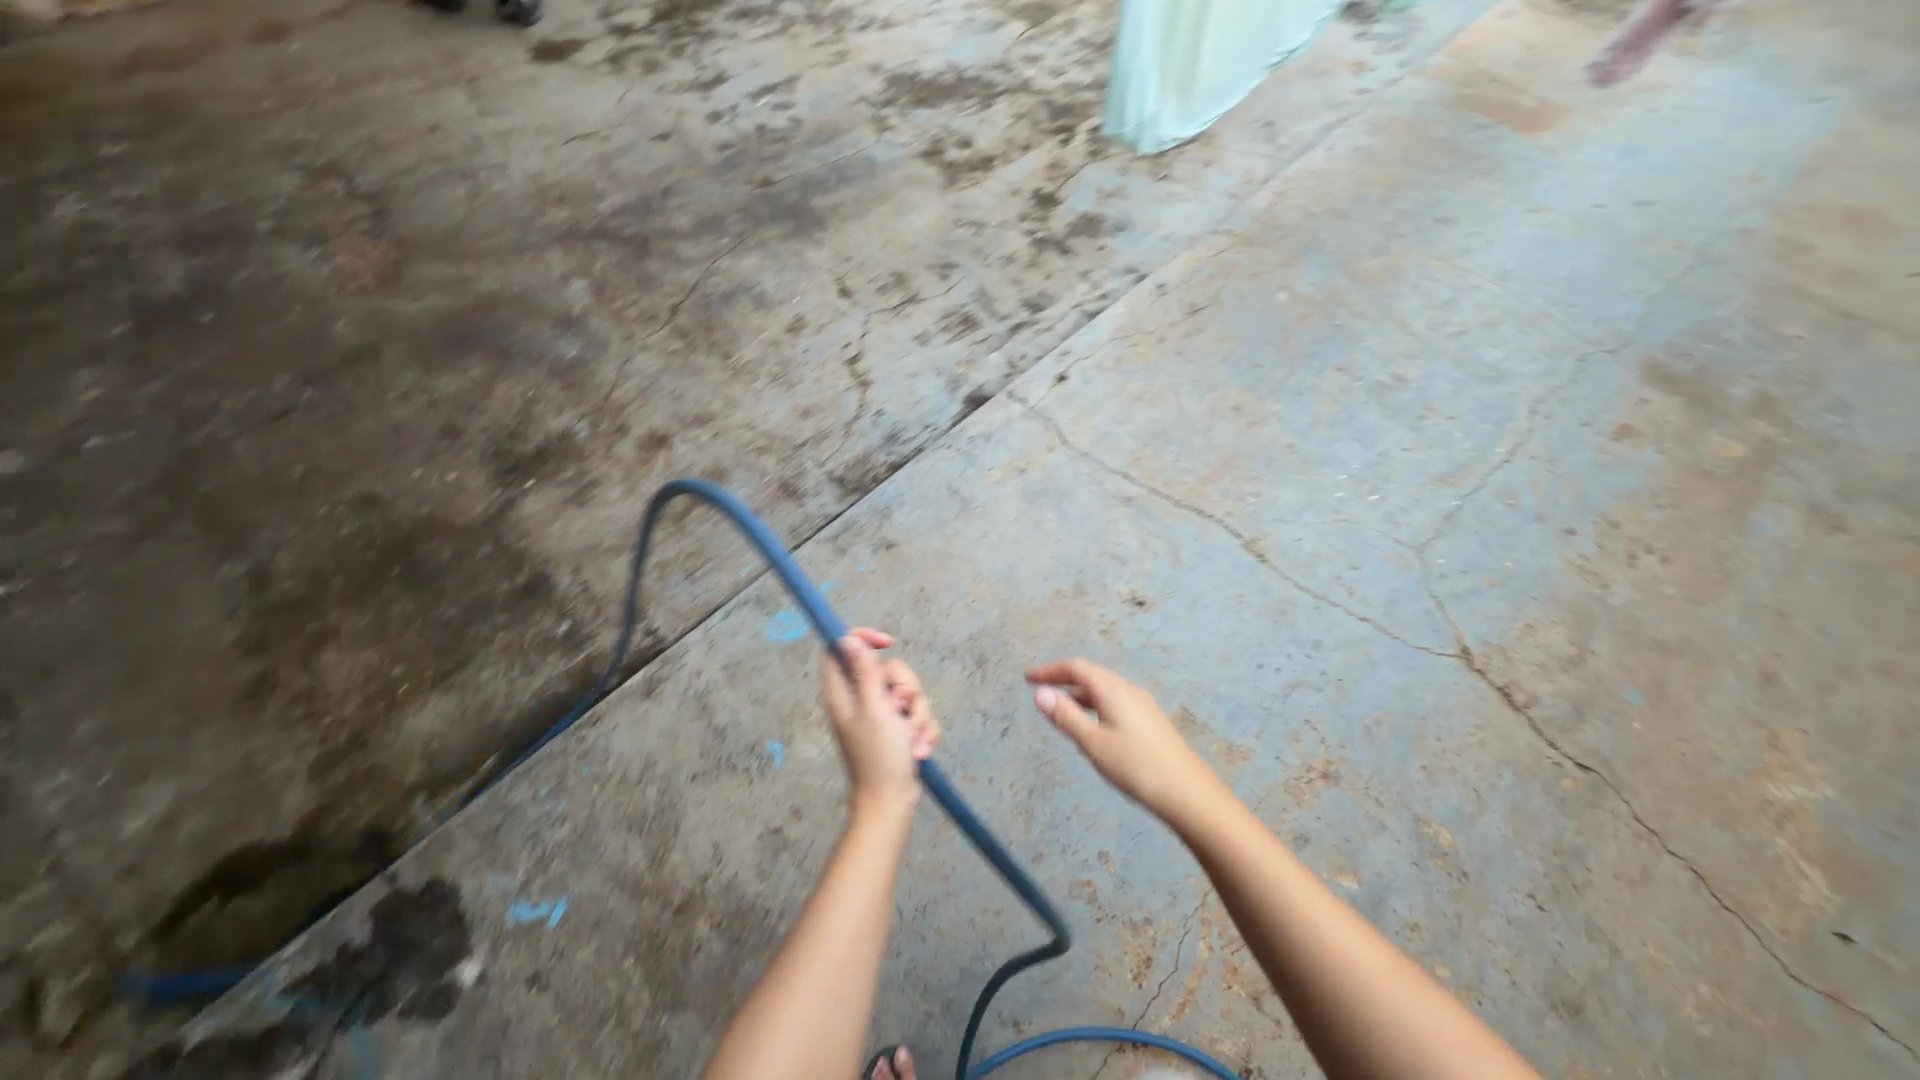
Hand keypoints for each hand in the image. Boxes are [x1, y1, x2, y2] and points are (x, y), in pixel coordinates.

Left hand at [823, 629, 939, 809]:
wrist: (892, 801)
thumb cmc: (878, 756)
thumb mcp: (874, 709)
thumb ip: (865, 673)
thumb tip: (848, 639)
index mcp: (844, 693)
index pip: (842, 649)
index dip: (863, 639)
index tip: (887, 645)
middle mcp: (860, 700)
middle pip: (887, 669)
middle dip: (906, 688)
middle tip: (901, 709)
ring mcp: (881, 715)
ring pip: (908, 693)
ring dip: (918, 715)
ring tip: (912, 739)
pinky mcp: (899, 729)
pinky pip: (917, 715)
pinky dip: (922, 731)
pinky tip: (918, 750)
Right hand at [1026, 658, 1224, 820]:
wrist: (1187, 792)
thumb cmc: (1135, 766)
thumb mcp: (1093, 743)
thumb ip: (1066, 717)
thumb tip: (1039, 693)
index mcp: (1113, 690)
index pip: (1077, 668)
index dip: (1050, 671)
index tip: (1028, 679)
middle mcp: (1128, 690)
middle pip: (1091, 675)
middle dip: (1063, 680)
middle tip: (1040, 691)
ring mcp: (1142, 706)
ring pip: (1104, 690)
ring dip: (1079, 694)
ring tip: (1059, 709)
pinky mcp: (1150, 722)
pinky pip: (1114, 703)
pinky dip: (1094, 706)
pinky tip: (1090, 727)